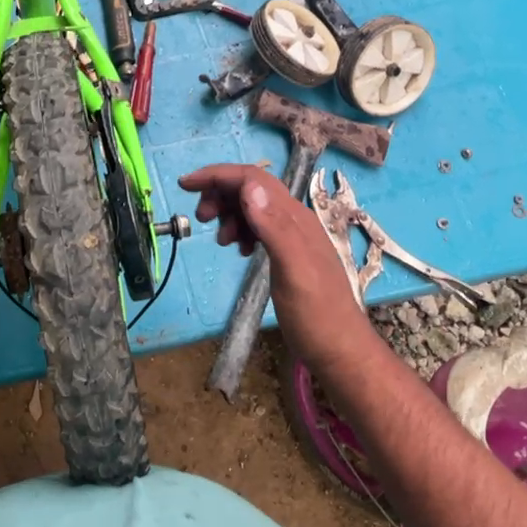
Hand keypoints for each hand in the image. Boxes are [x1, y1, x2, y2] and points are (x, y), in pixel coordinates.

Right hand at [179, 164, 369, 365]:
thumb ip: (274, 228)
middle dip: (220, 194)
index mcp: (295, 218)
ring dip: (229, 213)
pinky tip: (239, 250)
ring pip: (252, 206)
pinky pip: (258, 227)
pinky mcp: (287, 254)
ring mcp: (292, 237)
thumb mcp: (294, 271)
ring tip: (220, 239)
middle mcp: (294, 220)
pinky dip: (241, 231)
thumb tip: (248, 188)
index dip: (218, 175)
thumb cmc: (316, 314)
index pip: (253, 178)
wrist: (340, 352)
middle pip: (250, 188)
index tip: (186, 185)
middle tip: (202, 218)